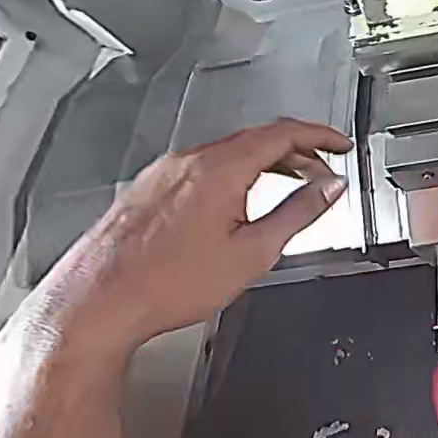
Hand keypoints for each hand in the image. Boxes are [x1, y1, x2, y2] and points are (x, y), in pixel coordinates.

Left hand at [23, 119, 352, 355]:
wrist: (97, 304)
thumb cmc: (165, 283)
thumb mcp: (255, 250)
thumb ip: (300, 212)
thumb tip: (328, 188)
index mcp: (219, 169)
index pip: (283, 134)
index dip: (320, 136)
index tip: (340, 145)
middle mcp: (187, 161)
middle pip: (258, 138)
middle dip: (300, 151)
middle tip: (326, 171)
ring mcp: (164, 172)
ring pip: (231, 151)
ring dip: (270, 162)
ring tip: (295, 185)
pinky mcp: (150, 187)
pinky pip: (206, 165)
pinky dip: (240, 171)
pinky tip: (247, 197)